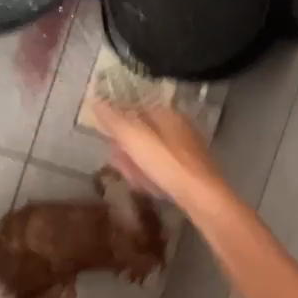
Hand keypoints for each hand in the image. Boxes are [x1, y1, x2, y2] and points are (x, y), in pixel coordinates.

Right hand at [88, 97, 225, 204]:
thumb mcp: (133, 138)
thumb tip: (95, 101)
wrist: (201, 196)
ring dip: (138, 164)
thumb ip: (113, 120)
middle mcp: (180, 127)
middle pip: (144, 133)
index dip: (119, 125)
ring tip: (131, 178)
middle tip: (118, 162)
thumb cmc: (165, 163)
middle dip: (128, 148)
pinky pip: (164, 169)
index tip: (109, 141)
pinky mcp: (191, 170)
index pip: (136, 110)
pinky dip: (152, 176)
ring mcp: (188, 149)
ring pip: (153, 153)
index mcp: (167, 114)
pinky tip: (147, 187)